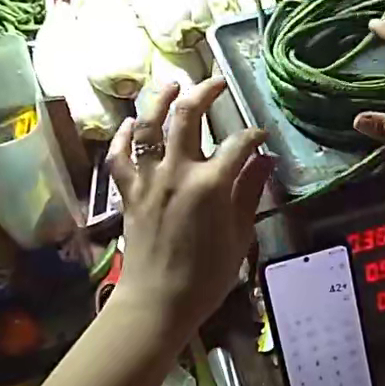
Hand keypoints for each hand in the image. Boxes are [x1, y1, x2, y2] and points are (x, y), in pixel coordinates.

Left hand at [108, 77, 271, 333]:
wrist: (157, 302)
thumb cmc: (205, 277)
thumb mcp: (239, 236)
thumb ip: (250, 193)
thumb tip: (265, 160)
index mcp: (211, 185)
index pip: (238, 144)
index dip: (254, 135)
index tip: (262, 137)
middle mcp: (176, 171)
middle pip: (187, 116)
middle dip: (205, 92)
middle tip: (218, 83)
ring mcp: (147, 179)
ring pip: (147, 126)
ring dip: (159, 100)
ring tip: (171, 83)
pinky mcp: (127, 192)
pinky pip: (118, 155)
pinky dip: (122, 136)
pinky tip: (129, 123)